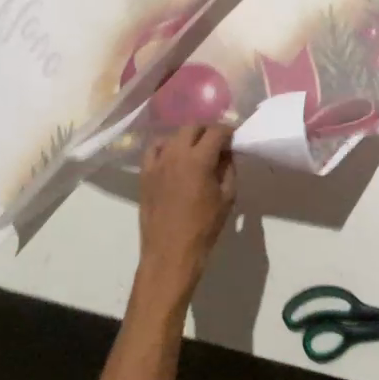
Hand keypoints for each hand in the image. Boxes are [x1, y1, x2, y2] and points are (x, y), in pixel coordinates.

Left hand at [137, 126, 235, 303]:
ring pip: (173, 136)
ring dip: (188, 137)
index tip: (234, 137)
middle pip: (192, 127)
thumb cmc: (204, 228)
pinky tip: (173, 157)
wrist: (170, 253)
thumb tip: (226, 153)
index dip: (228, 131)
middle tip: (217, 143)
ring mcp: (157, 162)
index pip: (216, 132)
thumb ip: (228, 170)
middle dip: (207, 130)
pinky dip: (166, 147)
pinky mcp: (145, 173)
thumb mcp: (226, 198)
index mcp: (199, 160)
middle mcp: (176, 154)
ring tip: (196, 150)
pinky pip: (154, 149)